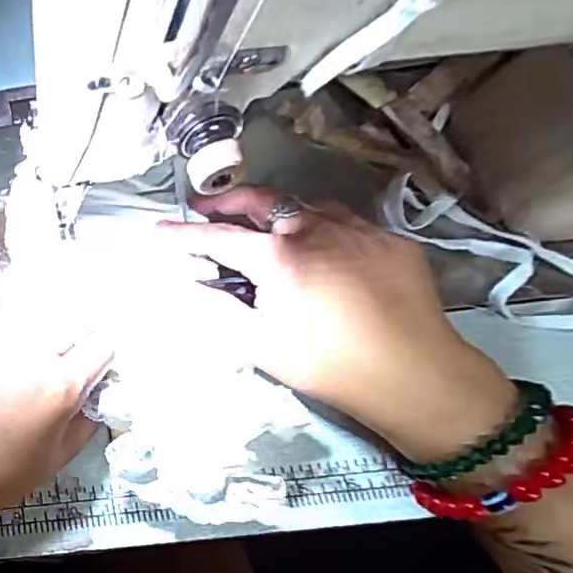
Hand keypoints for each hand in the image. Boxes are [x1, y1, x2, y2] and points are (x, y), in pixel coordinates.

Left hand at [0, 317, 112, 537]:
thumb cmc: (3, 474)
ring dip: (50, 327)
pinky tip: (17, 351)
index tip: (94, 369)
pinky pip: (9, 316)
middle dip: (78, 339)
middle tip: (70, 360)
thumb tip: (100, 390)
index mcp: (58, 385)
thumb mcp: (60, 455)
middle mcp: (31, 354)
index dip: (102, 358)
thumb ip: (89, 417)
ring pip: (41, 310)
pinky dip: (21, 326)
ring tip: (44, 352)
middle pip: (74, 320)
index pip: (101, 344)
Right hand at [160, 186, 516, 460]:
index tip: (161, 229)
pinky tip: (319, 242)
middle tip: (208, 208)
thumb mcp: (259, 345)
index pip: (218, 238)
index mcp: (277, 256)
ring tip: (262, 223)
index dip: (184, 235)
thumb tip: (191, 284)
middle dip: (228, 201)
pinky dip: (318, 223)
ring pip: (304, 205)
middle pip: (261, 201)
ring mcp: (355, 229)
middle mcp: (313, 228)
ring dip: (275, 209)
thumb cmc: (326, 363)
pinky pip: (344, 219)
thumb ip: (218, 309)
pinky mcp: (388, 239)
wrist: (410, 372)